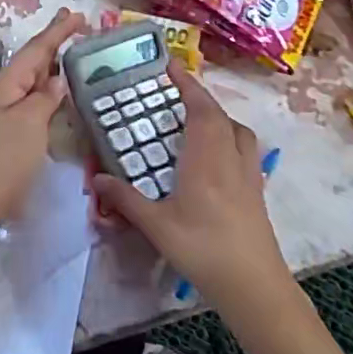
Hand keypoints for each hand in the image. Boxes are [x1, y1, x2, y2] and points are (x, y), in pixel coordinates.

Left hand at [0, 8, 86, 221]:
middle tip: (77, 23)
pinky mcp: (18, 126)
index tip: (77, 15)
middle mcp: (8, 90)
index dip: (57, 32)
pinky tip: (65, 84)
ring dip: (55, 61)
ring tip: (75, 46)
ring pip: (36, 77)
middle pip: (35, 59)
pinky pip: (38, 96)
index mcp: (7, 83)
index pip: (36, 50)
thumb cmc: (8, 156)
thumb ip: (46, 96)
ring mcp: (12, 108)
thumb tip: (58, 79)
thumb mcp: (30, 122)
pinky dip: (53, 86)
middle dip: (55, 41)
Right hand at [92, 68, 292, 312]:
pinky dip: (227, 139)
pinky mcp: (256, 193)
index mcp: (206, 161)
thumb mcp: (156, 225)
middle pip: (221, 117)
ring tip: (195, 121)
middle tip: (175, 92)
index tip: (171, 67)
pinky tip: (212, 158)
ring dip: (218, 118)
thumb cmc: (203, 250)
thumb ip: (125, 199)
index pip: (201, 111)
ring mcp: (248, 176)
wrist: (254, 286)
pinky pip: (243, 151)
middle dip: (199, 98)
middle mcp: (231, 161)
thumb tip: (96, 178)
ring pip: (238, 133)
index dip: (187, 85)